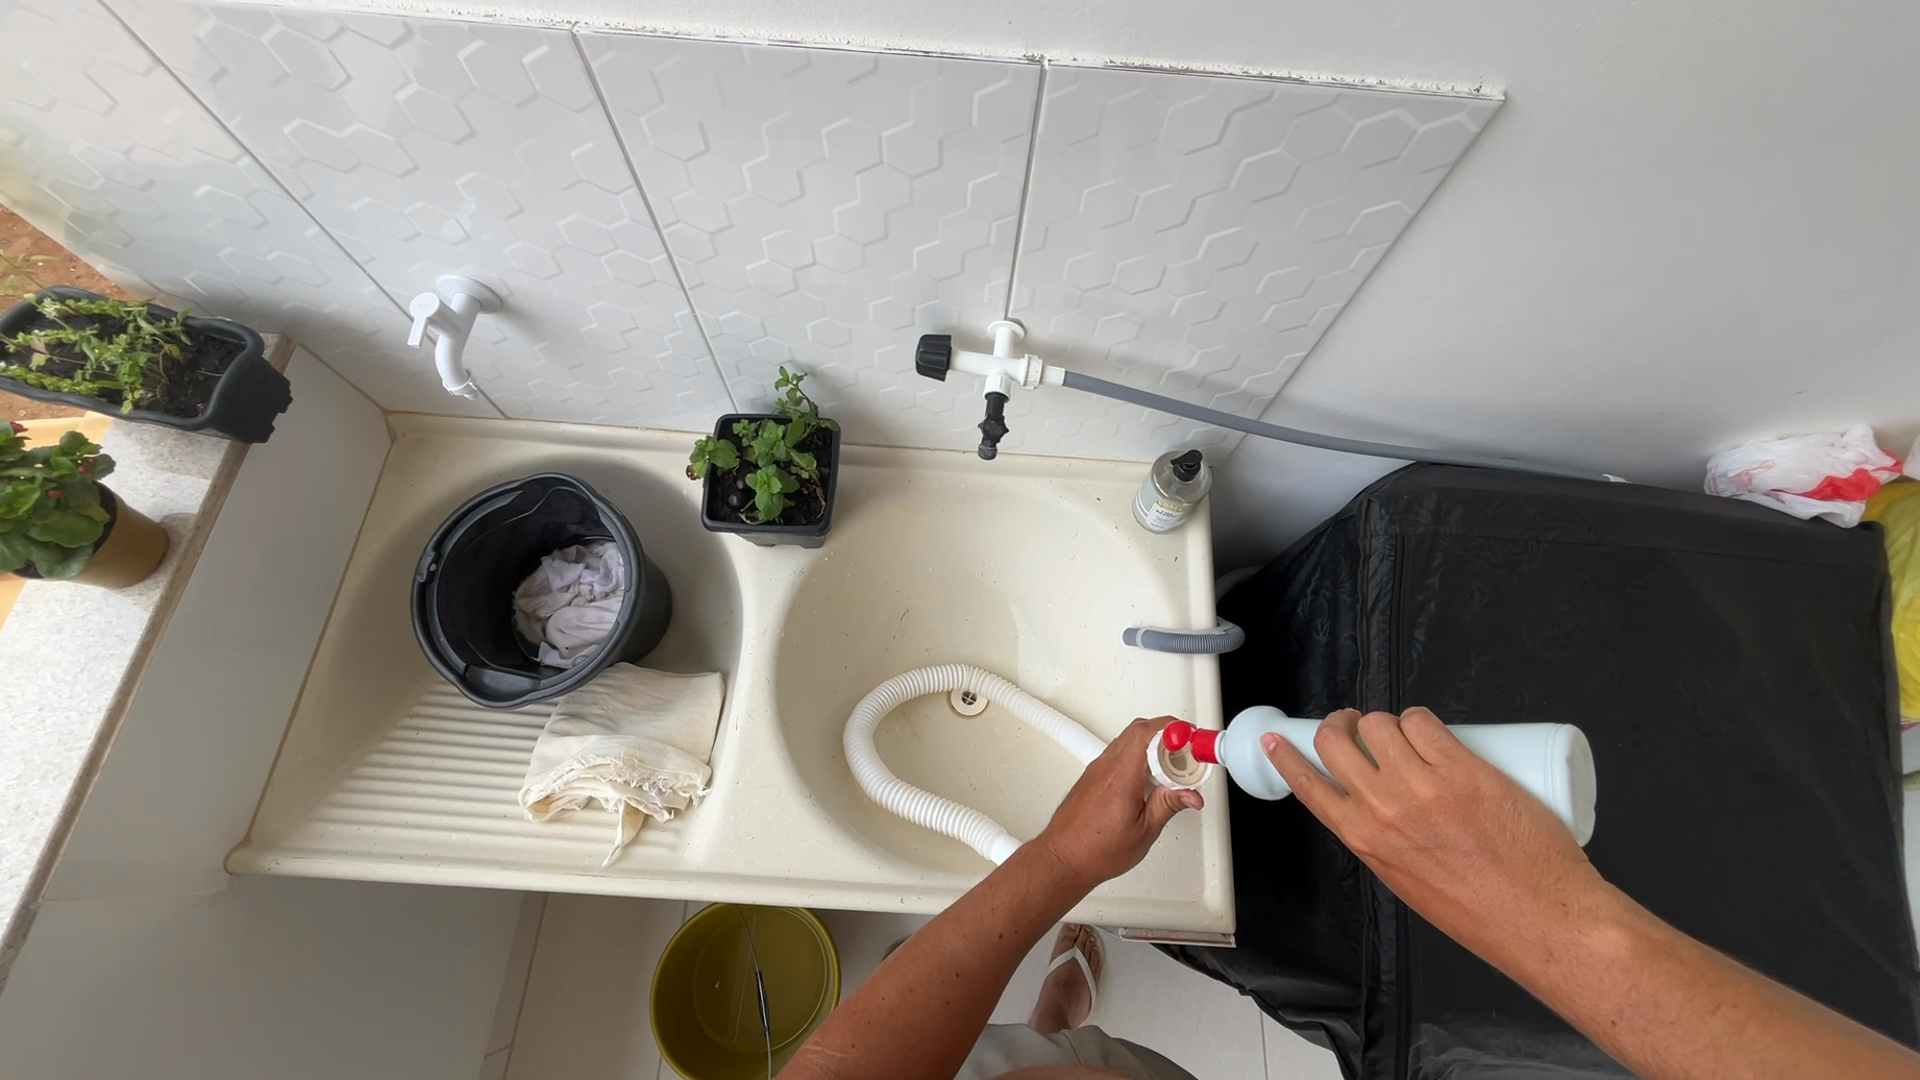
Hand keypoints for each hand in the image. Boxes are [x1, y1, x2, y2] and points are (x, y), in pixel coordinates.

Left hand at [1035, 717, 1202, 889]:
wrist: (1064, 857)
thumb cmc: (1096, 849)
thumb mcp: (1144, 831)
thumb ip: (1169, 806)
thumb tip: (1190, 794)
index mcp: (1121, 775)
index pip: (1145, 733)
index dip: (1171, 728)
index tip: (1189, 736)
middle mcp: (1107, 766)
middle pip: (1138, 731)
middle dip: (1166, 735)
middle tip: (1184, 754)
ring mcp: (1098, 769)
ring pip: (1127, 741)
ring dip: (1151, 746)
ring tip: (1169, 770)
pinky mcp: (1093, 775)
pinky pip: (1118, 754)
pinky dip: (1137, 757)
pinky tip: (1147, 779)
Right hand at [1263, 708, 1608, 963]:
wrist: (1548, 923)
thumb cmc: (1480, 912)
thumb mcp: (1402, 879)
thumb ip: (1376, 838)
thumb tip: (1367, 804)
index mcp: (1363, 838)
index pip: (1307, 783)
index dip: (1286, 755)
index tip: (1277, 739)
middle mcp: (1383, 807)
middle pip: (1335, 740)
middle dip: (1339, 724)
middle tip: (1354, 724)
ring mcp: (1422, 785)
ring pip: (1379, 723)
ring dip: (1386, 723)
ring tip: (1406, 735)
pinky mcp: (1463, 770)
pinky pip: (1424, 722)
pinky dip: (1421, 720)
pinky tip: (1432, 731)